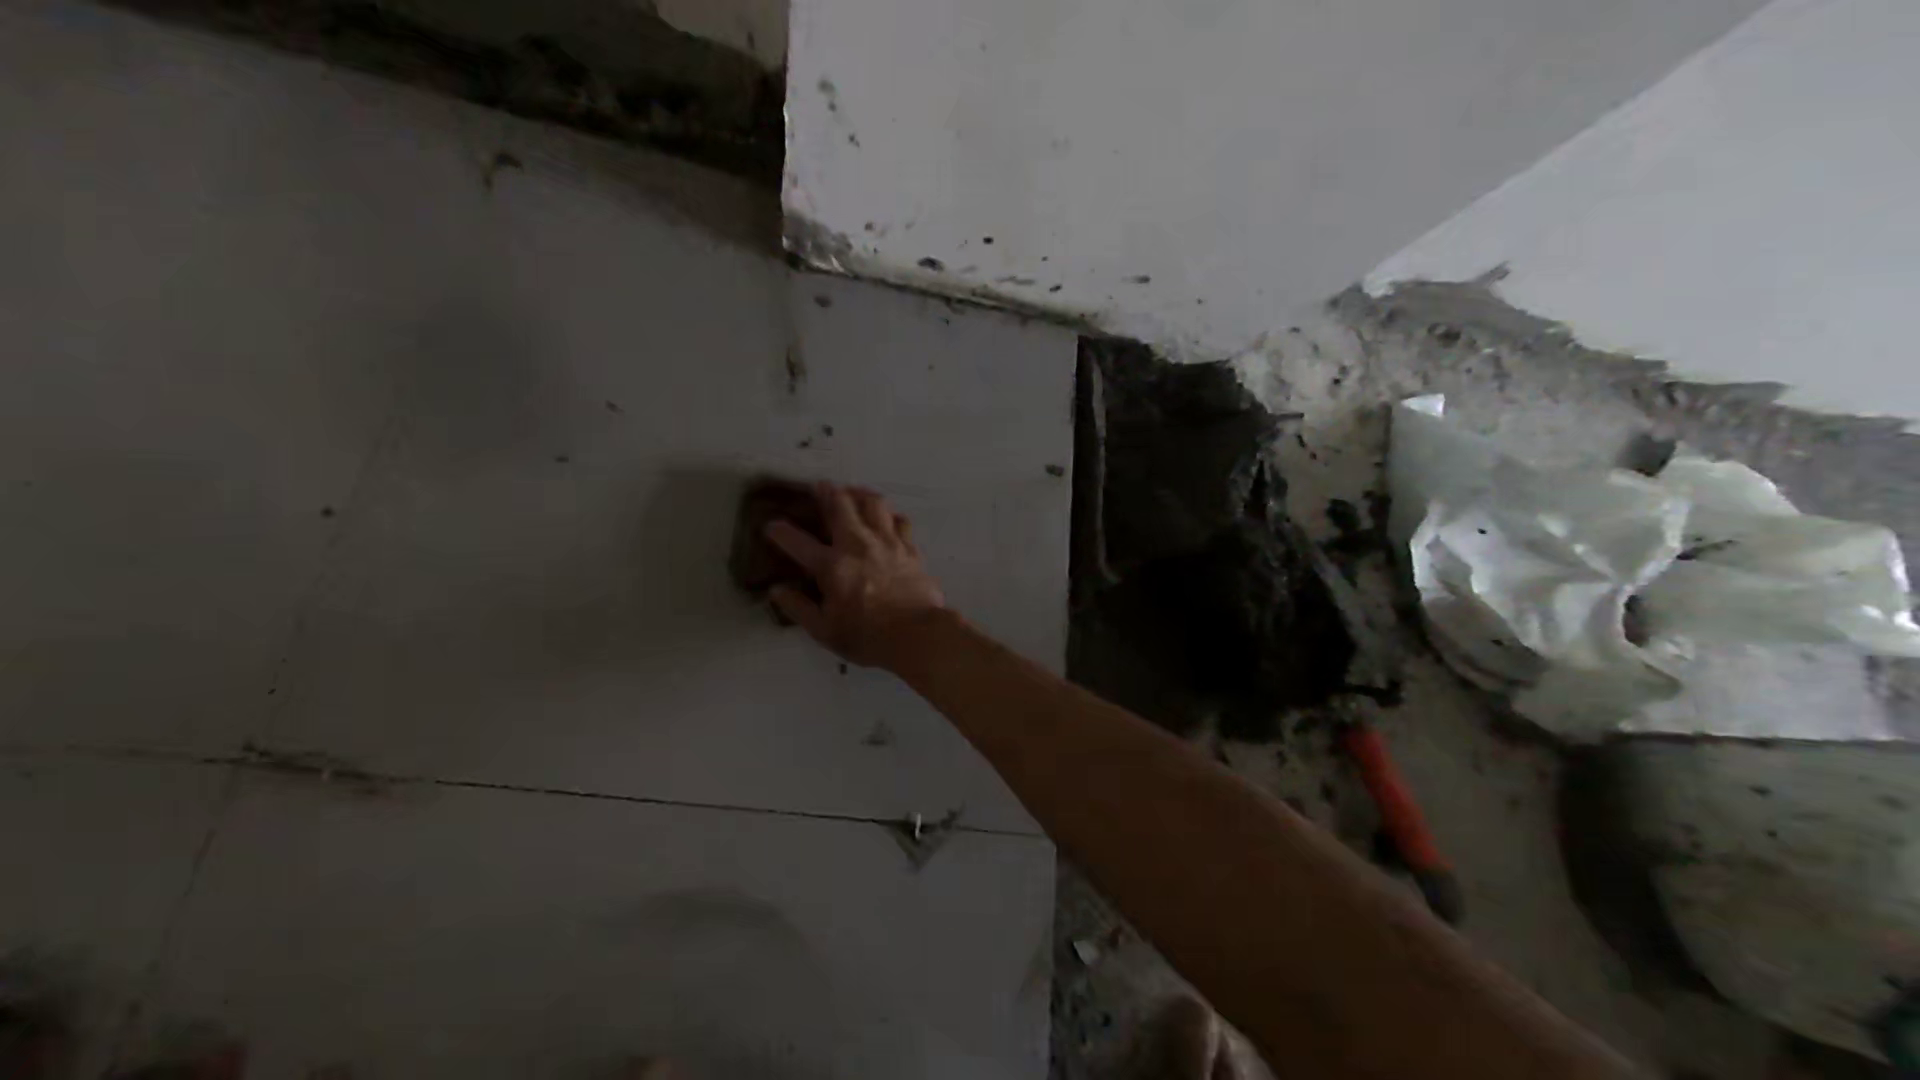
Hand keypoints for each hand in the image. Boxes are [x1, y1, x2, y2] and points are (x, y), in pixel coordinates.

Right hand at [762, 482, 946, 670]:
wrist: (917, 634)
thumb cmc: (867, 636)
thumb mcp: (824, 630)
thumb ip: (798, 608)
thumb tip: (777, 590)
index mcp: (831, 566)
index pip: (797, 542)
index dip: (780, 531)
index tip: (771, 525)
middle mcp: (858, 545)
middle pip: (840, 505)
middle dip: (826, 492)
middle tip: (821, 486)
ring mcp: (887, 542)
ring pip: (873, 503)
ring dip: (860, 494)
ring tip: (854, 493)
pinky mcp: (910, 548)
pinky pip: (900, 521)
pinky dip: (890, 515)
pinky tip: (888, 518)